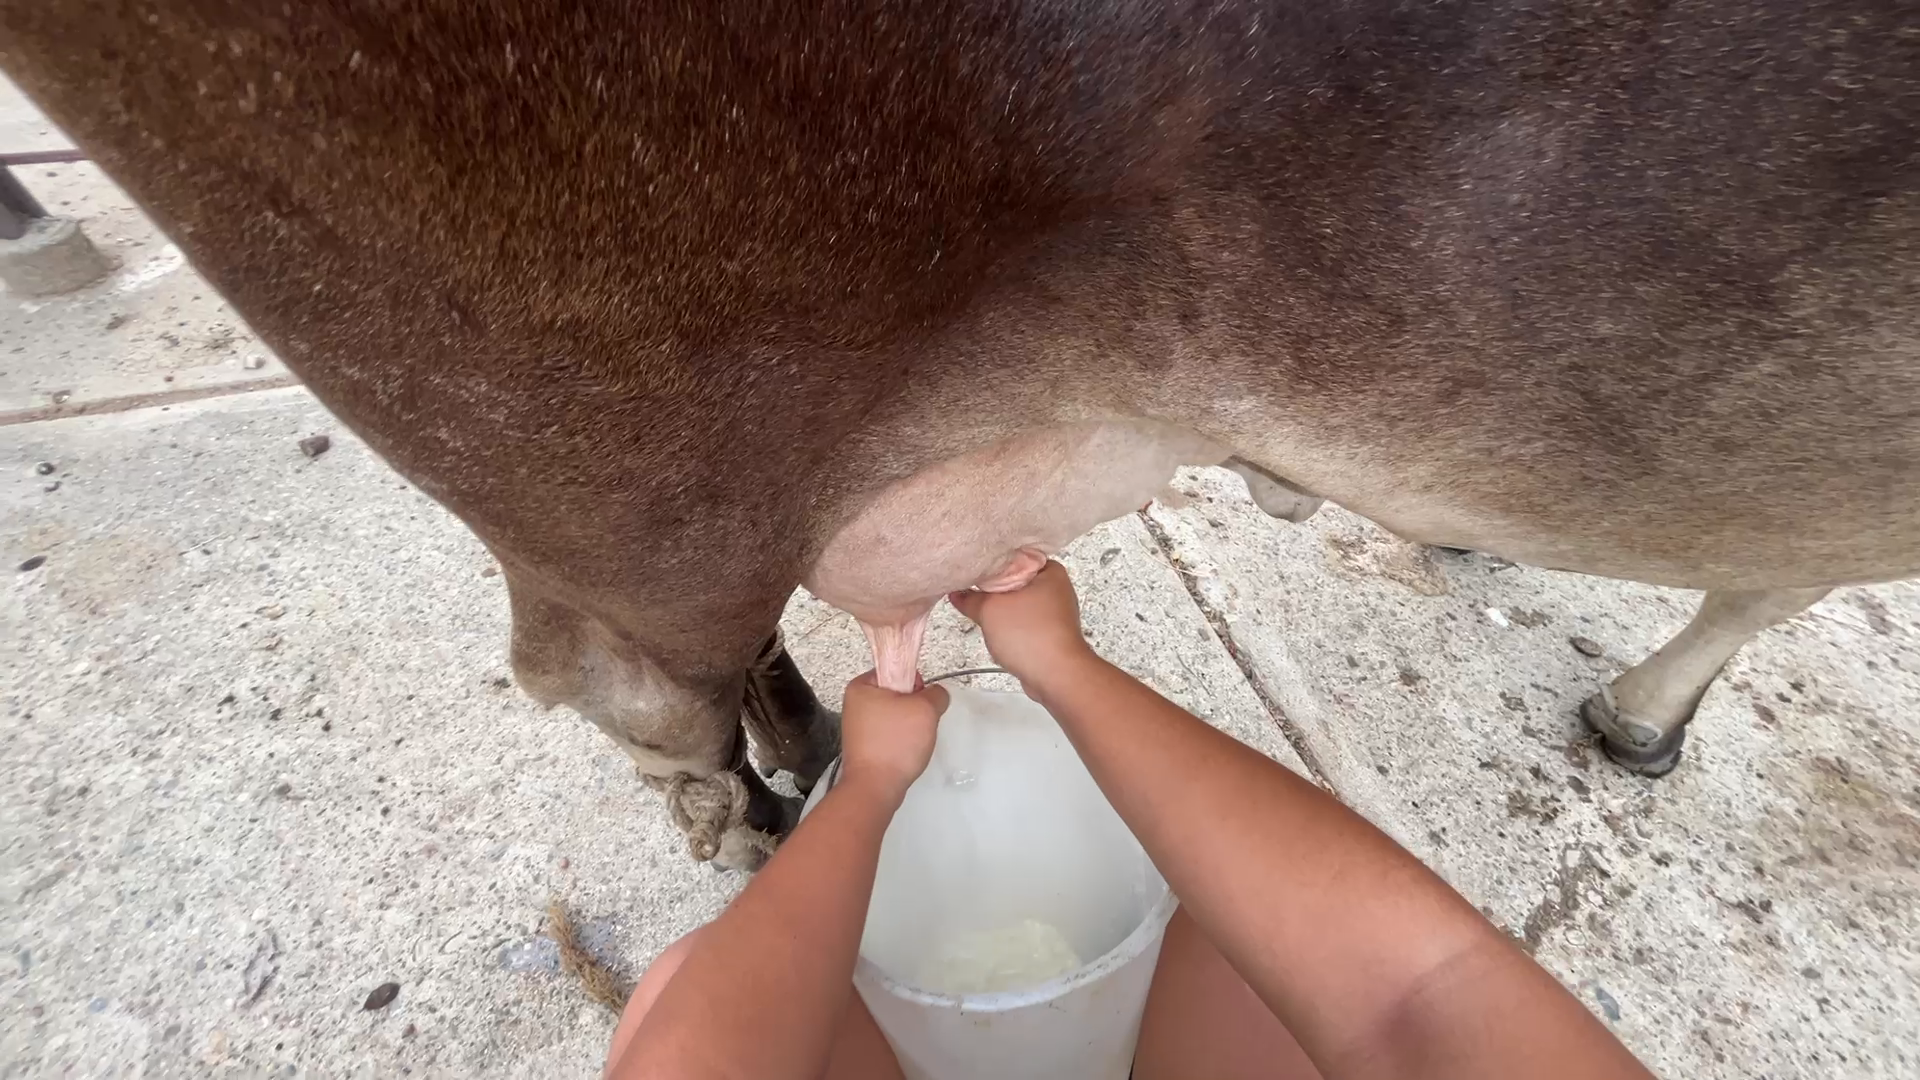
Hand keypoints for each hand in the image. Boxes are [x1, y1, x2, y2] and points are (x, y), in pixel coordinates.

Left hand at [838, 673, 948, 802]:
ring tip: (913, 739)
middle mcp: (855, 703)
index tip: (921, 700)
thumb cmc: (894, 744)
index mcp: (861, 686)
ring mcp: (858, 726)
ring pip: (895, 714)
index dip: (914, 682)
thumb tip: (936, 695)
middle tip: (920, 721)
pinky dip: (901, 740)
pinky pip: (889, 733)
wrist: (875, 788)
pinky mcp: (864, 746)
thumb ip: (936, 693)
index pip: (896, 669)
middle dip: (914, 706)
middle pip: (897, 693)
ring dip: (909, 725)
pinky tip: (906, 751)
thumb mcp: (926, 709)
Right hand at [947, 560, 1094, 692]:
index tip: (968, 570)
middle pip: (1013, 579)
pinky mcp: (1049, 631)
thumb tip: (957, 594)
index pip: (1012, 556)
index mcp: (1049, 570)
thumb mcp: (990, 610)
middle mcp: (1055, 587)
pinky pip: (1022, 620)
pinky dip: (1009, 624)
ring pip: (1017, 601)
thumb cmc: (1031, 636)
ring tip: (981, 611)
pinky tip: (996, 630)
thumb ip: (970, 598)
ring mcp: (1054, 611)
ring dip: (999, 608)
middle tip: (970, 590)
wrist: (1056, 676)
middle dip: (991, 588)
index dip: (987, 563)